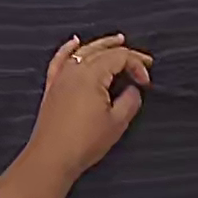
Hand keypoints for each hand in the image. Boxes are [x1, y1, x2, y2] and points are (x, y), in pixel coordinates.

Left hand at [20, 34, 151, 182]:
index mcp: (92, 74)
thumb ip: (130, 100)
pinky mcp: (52, 87)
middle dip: (125, 52)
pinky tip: (74, 43)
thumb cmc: (83, 142)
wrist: (51, 158)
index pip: (120, 57)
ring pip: (84, 50)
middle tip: (143, 59)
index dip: (137, 65)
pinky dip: (68, 49)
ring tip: (117, 39)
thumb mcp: (117, 122)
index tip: (146, 82)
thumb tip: (133, 90)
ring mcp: (61, 76)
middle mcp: (75, 69)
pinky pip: (60, 59)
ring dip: (102, 44)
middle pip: (103, 50)